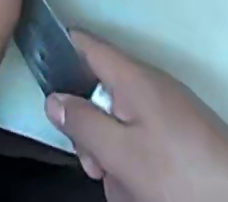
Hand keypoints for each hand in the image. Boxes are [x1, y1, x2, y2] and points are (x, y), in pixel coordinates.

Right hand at [45, 33, 227, 201]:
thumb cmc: (185, 175)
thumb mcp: (122, 153)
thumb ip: (82, 122)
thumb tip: (53, 97)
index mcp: (133, 76)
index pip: (83, 42)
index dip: (57, 50)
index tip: (40, 79)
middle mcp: (151, 87)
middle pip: (99, 94)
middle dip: (89, 130)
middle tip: (93, 165)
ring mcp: (171, 115)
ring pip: (121, 128)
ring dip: (114, 159)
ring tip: (128, 192)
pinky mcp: (186, 144)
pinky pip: (146, 146)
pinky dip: (138, 170)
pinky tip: (146, 197)